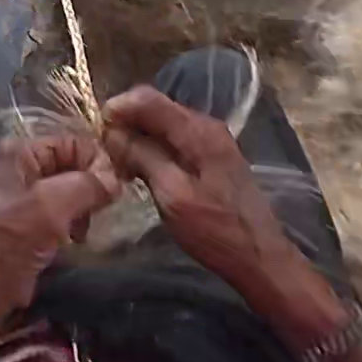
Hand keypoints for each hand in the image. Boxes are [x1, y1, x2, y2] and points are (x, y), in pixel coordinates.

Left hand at [0, 135, 119, 345]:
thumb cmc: (13, 238)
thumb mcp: (51, 206)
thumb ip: (86, 186)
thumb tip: (116, 178)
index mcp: (21, 152)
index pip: (71, 142)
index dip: (95, 161)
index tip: (114, 187)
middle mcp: (23, 165)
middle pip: (73, 163)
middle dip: (92, 185)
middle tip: (100, 209)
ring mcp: (28, 192)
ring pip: (73, 188)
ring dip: (86, 206)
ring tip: (85, 227)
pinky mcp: (35, 218)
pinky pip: (67, 209)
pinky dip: (77, 221)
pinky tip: (78, 237)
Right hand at [101, 87, 344, 346]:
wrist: (264, 262)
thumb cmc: (217, 231)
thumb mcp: (172, 195)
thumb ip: (141, 156)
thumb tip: (111, 132)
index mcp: (198, 131)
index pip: (147, 98)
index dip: (117, 108)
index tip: (97, 131)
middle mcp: (205, 126)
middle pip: (153, 106)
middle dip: (124, 122)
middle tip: (105, 149)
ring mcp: (210, 139)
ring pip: (159, 122)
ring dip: (135, 135)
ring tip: (118, 162)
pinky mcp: (210, 155)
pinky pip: (170, 137)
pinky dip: (150, 146)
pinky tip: (139, 168)